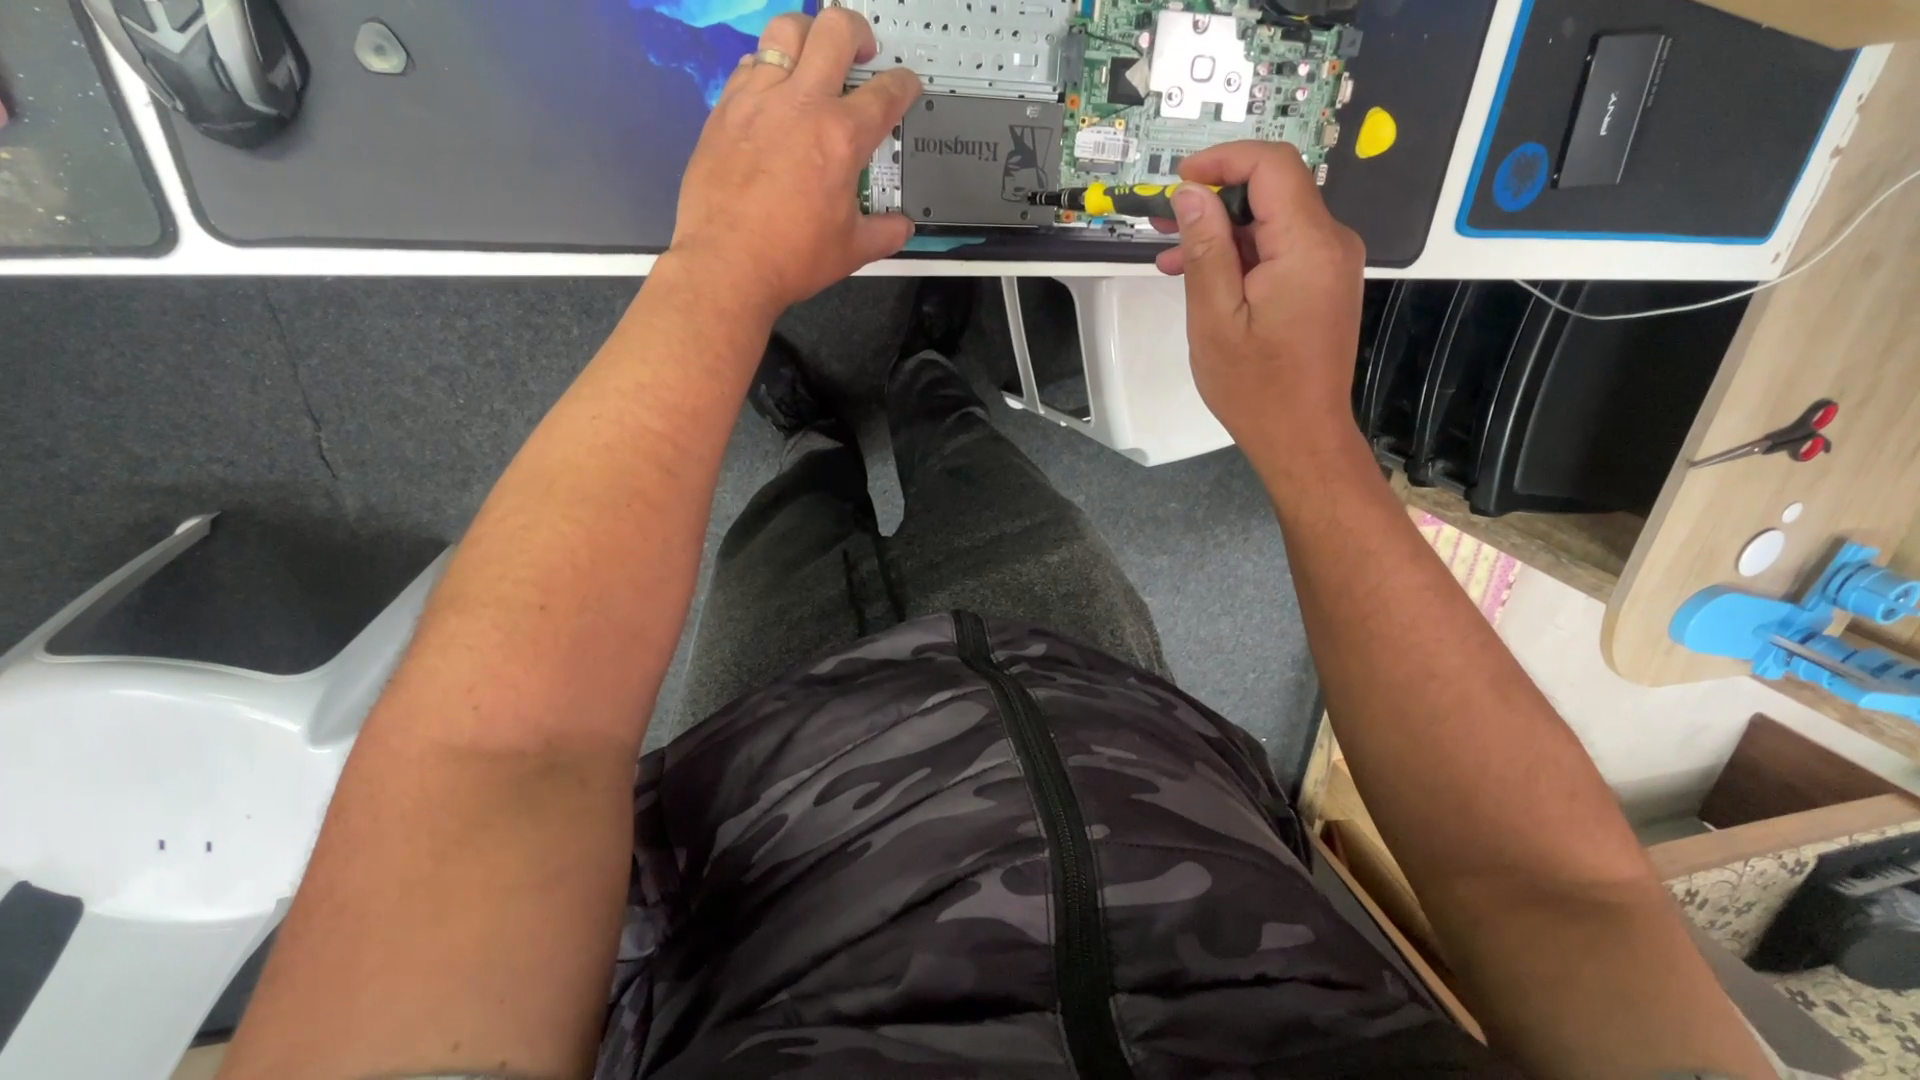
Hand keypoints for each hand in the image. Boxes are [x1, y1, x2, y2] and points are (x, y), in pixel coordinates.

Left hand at [666, 9, 919, 318]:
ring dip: (808, 35)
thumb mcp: (852, 250)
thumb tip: (900, 228)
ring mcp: (758, 100)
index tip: (904, 87)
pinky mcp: (725, 109)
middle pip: (836, 29)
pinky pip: (749, 64)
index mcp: (841, 137)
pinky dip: (768, 67)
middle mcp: (801, 105)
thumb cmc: (789, 258)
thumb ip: (884, 232)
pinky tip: (773, 90)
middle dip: (857, 33)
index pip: (887, 91)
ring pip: (785, 30)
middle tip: (861, 53)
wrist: (727, 266)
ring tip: (813, 56)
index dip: (904, 85)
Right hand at [1154, 142, 1367, 472]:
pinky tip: (1203, 277)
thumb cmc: (1255, 387)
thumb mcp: (1214, 318)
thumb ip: (1205, 249)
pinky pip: (1281, 249)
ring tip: (1170, 257)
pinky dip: (1242, 255)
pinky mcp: (1324, 281)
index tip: (1181, 180)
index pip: (1273, 166)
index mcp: (1308, 246)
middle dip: (1215, 200)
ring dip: (1222, 233)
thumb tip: (1191, 194)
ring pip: (1273, 221)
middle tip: (1161, 223)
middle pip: (1273, 191)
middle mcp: (1332, 243)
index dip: (1224, 160)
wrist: (1301, 434)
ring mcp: (1332, 263)